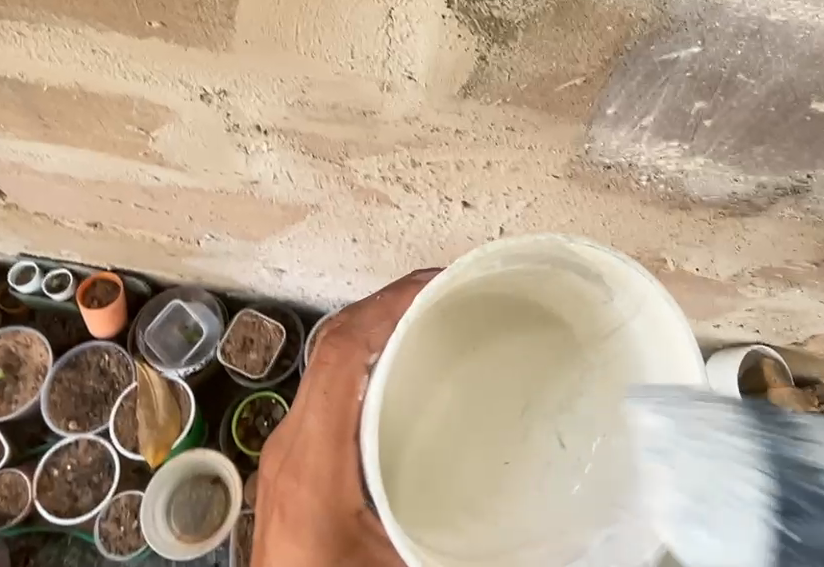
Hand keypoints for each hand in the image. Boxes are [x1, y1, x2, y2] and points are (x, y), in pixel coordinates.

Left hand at [253, 269, 437, 566]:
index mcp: (314, 464)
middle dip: (393, 305)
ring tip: (433, 323)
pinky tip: (404, 378)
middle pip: (335, 343)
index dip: (390, 304)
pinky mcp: (294, 465)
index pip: (342, 350)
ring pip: (330, 363)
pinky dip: (369, 363)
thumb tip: (535, 533)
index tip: (440, 285)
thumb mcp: (403, 560)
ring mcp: (288, 453)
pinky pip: (331, 391)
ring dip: (380, 330)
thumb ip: (461, 529)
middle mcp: (291, 446)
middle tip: (450, 296)